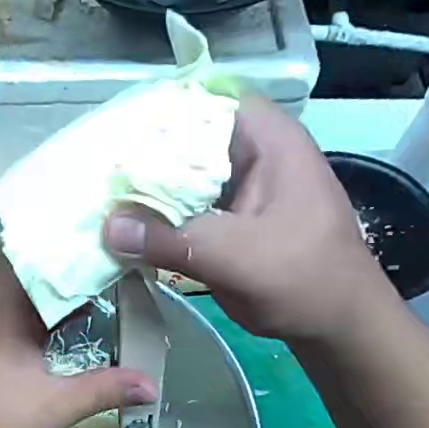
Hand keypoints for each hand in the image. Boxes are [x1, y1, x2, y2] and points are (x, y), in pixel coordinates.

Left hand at [0, 247, 157, 427]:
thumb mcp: (57, 406)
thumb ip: (104, 390)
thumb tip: (152, 382)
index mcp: (7, 324)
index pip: (8, 266)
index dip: (21, 235)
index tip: (45, 210)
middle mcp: (0, 327)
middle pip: (21, 279)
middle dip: (49, 257)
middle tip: (83, 236)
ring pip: (26, 304)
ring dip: (51, 287)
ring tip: (87, 267)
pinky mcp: (2, 364)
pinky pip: (29, 326)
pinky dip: (50, 317)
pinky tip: (74, 320)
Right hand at [102, 96, 393, 342]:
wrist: (335, 326)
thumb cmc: (306, 279)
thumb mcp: (240, 257)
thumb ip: (173, 240)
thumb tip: (107, 226)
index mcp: (267, 140)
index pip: (205, 101)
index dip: (161, 109)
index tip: (113, 127)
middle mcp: (248, 154)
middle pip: (186, 136)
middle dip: (141, 150)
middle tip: (93, 163)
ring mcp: (233, 187)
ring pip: (179, 173)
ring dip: (142, 185)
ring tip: (95, 190)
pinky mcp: (221, 218)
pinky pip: (179, 206)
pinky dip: (152, 215)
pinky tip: (117, 222)